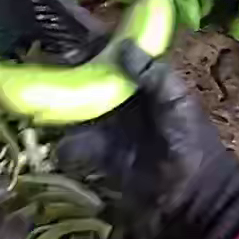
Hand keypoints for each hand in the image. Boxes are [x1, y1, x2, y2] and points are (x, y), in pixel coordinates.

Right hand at [61, 42, 238, 238]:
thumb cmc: (190, 140)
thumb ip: (151, 73)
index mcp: (144, 82)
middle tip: (51, 76)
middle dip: (70, 76)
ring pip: (79, 110)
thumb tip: (122, 44)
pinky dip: (67, 146)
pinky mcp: (102, 154)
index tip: (74, 48)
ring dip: (63, 109)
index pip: (114, 56)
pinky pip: (78, 145)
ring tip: (44, 107)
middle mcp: (123, 100)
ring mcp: (111, 127)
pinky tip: (62, 147)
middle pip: (90, 80)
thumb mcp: (176, 101)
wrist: (195, 195)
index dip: (94, 49)